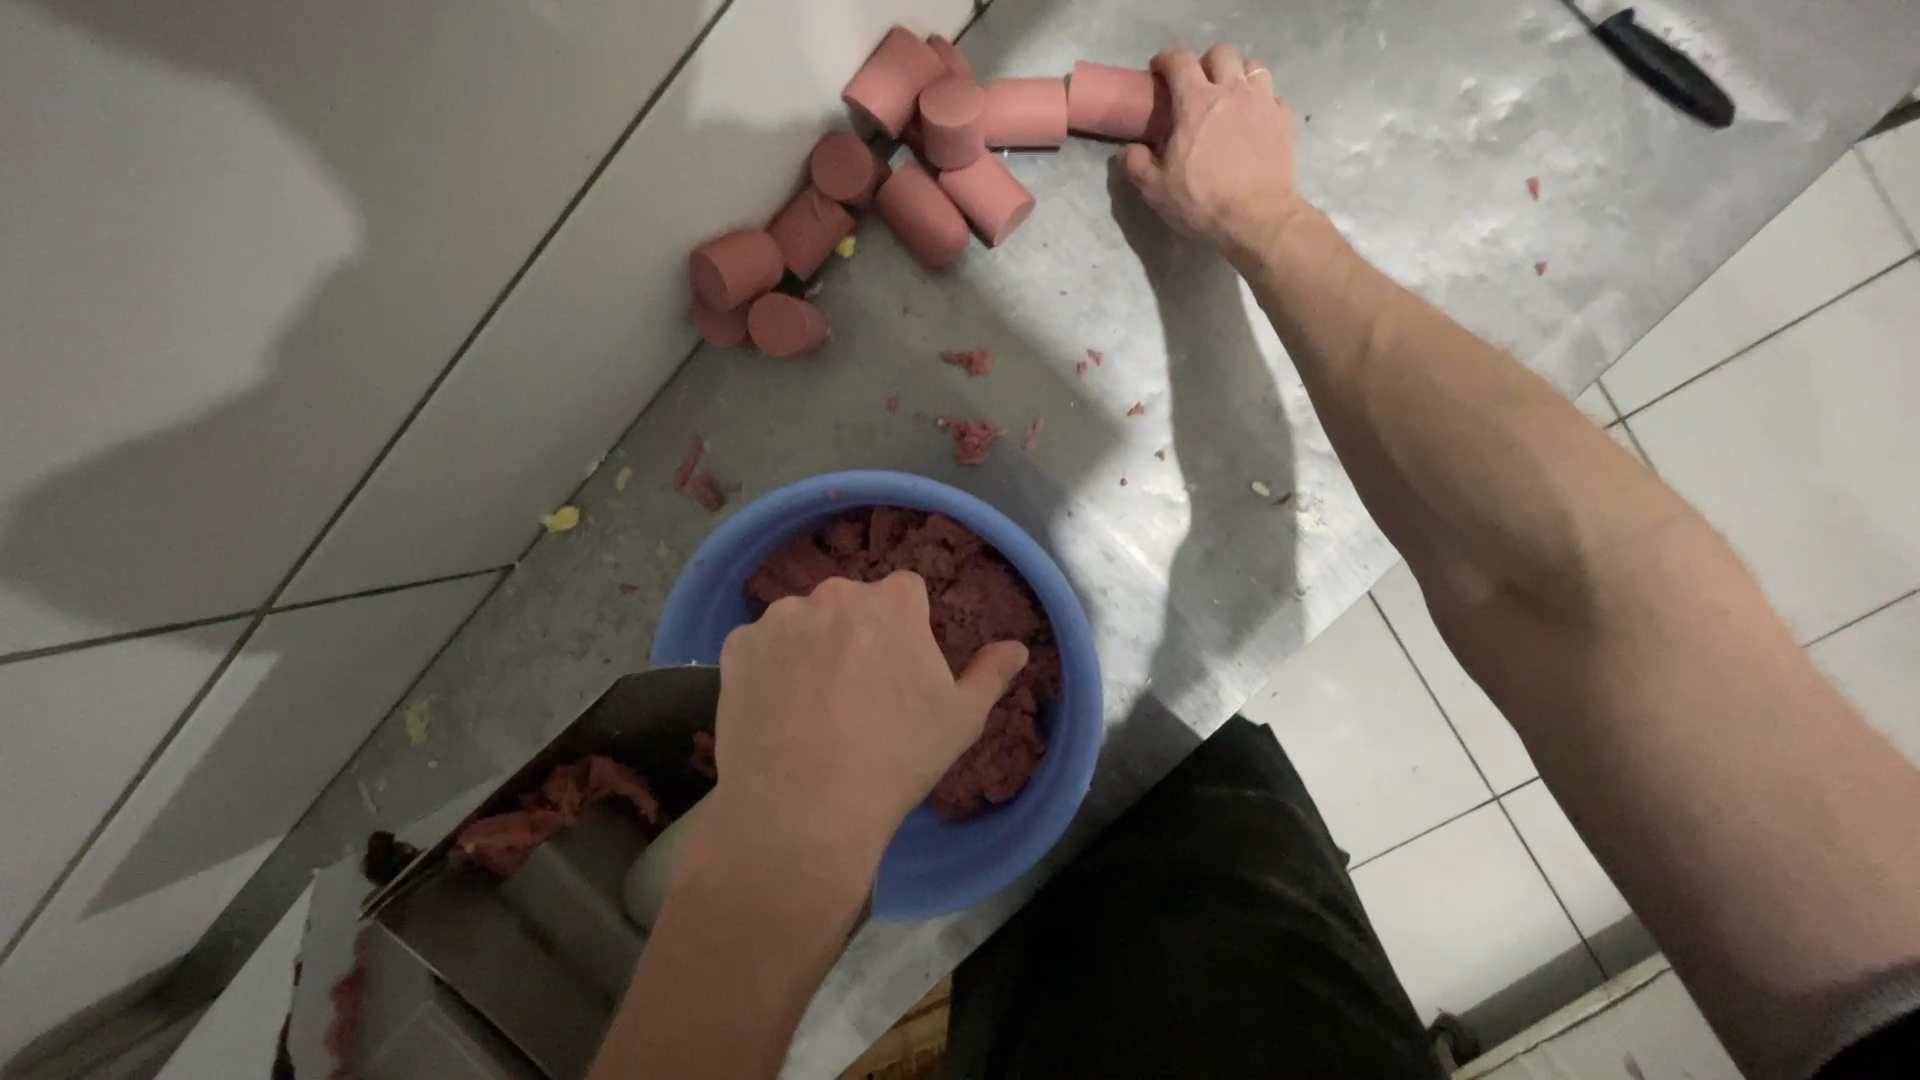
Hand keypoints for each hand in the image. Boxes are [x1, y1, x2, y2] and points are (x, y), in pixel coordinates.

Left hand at [710, 572, 1028, 860]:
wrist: (805, 809)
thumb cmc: (897, 759)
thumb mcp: (962, 720)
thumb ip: (991, 674)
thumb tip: (1018, 647)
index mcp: (894, 602)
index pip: (906, 594)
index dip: (906, 631)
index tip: (900, 672)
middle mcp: (835, 595)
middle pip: (852, 604)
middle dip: (857, 635)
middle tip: (857, 695)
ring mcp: (781, 617)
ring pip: (804, 623)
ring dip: (810, 648)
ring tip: (812, 709)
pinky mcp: (737, 645)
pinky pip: (761, 647)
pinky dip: (770, 669)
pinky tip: (777, 713)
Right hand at [1120, 45, 1305, 259]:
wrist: (1256, 217)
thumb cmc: (1202, 202)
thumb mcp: (1156, 190)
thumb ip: (1136, 165)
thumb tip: (1128, 150)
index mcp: (1196, 102)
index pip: (1180, 60)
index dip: (1166, 59)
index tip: (1159, 69)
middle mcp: (1231, 91)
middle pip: (1221, 53)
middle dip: (1205, 62)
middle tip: (1197, 83)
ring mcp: (1263, 101)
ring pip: (1252, 66)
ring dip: (1238, 74)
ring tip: (1230, 96)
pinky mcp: (1283, 118)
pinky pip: (1272, 96)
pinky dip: (1260, 101)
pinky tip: (1253, 120)